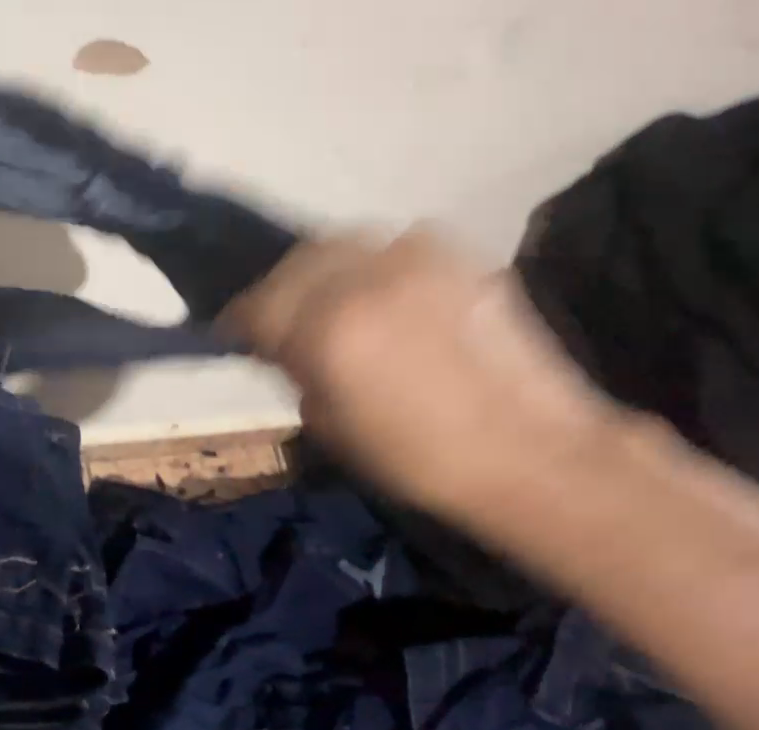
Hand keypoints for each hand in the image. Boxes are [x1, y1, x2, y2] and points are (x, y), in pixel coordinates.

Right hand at [220, 229, 620, 517]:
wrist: (528, 450)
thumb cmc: (412, 457)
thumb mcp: (326, 422)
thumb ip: (297, 369)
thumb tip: (284, 346)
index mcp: (328, 329)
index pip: (257, 305)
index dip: (236, 321)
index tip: (230, 336)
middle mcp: (368, 282)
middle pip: (299, 261)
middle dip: (277, 288)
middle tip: (273, 318)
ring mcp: (420, 264)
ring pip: (346, 243)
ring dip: (323, 270)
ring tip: (323, 301)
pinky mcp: (462, 261)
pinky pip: (396, 246)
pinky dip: (373, 265)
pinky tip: (376, 296)